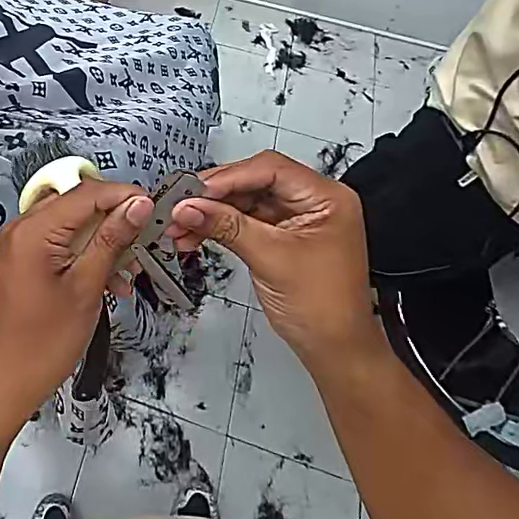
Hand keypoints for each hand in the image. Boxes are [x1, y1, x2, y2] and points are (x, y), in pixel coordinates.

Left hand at [0, 180, 152, 417]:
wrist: (8, 383)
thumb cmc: (40, 345)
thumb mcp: (87, 286)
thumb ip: (113, 239)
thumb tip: (137, 206)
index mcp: (33, 232)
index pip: (88, 193)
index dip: (125, 196)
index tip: (152, 208)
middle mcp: (23, 231)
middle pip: (82, 204)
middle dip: (117, 218)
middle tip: (146, 235)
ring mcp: (24, 245)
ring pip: (78, 224)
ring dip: (108, 239)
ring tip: (131, 264)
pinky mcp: (30, 260)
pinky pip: (67, 242)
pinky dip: (92, 253)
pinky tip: (113, 278)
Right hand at [165, 151, 385, 366]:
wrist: (335, 348)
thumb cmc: (325, 309)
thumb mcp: (271, 259)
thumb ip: (228, 227)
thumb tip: (192, 207)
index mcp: (326, 197)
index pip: (270, 170)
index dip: (229, 177)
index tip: (195, 190)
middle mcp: (315, 201)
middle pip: (257, 181)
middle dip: (216, 195)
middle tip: (182, 204)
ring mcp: (299, 218)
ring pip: (248, 200)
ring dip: (214, 211)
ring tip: (183, 224)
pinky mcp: (285, 235)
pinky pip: (248, 219)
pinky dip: (223, 224)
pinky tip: (199, 232)